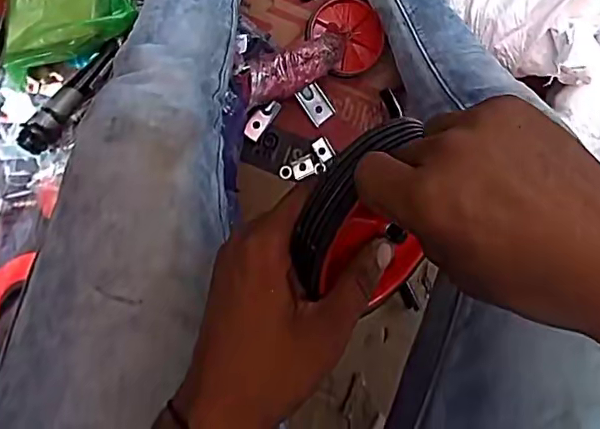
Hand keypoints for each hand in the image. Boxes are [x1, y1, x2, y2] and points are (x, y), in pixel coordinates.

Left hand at [168, 183, 389, 427]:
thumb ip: (357, 283)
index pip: (304, 192)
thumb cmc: (265, 372)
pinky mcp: (230, 272)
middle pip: (294, 212)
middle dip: (328, 227)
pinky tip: (309, 288)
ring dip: (309, 245)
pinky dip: (290, 258)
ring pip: (281, 232)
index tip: (364, 203)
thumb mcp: (326, 329)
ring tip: (337, 274)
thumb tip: (379, 249)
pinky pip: (265, 249)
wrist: (220, 406)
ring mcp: (232, 255)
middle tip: (360, 248)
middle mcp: (242, 239)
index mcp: (262, 242)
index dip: (338, 194)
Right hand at [352, 95, 599, 340]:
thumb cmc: (544, 279)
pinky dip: (489, 138)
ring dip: (455, 153)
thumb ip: (425, 231)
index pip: (367, 170)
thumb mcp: (464, 273)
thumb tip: (415, 208)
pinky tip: (520, 164)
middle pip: (407, 152)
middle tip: (461, 199)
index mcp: (428, 198)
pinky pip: (477, 117)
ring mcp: (478, 122)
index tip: (396, 198)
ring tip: (497, 180)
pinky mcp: (508, 106)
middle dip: (423, 175)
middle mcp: (445, 151)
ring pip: (441, 132)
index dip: (380, 189)